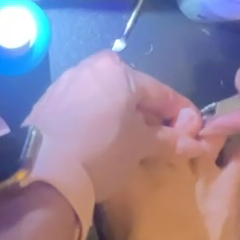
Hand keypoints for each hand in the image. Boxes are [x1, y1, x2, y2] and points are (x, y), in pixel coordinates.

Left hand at [24, 51, 197, 203]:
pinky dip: (99, 120)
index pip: (162, 92)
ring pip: (107, 98)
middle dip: (151, 116)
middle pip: (133, 92)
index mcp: (118, 70)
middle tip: (164, 142)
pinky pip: (85, 107)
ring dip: (124, 118)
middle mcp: (90, 67)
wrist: (42, 172)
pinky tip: (103, 142)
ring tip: (133, 145)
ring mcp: (66, 83)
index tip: (195, 134)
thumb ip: (170, 140)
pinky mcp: (48, 102)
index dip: (182, 114)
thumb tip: (197, 142)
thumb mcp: (141, 147)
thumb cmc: (101, 152)